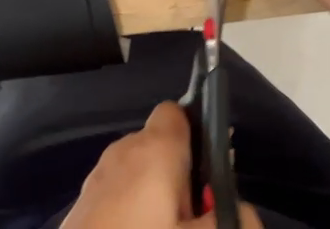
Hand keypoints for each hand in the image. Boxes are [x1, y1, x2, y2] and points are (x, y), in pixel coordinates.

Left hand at [62, 102, 262, 228]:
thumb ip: (235, 219)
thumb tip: (242, 209)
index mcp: (154, 149)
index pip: (177, 112)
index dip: (199, 132)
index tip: (214, 171)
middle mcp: (124, 150)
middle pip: (163, 148)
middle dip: (185, 177)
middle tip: (199, 217)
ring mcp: (100, 175)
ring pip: (142, 174)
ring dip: (160, 198)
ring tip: (172, 227)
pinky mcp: (86, 202)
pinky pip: (122, 194)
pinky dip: (137, 211)